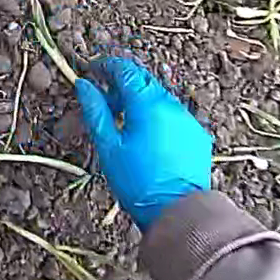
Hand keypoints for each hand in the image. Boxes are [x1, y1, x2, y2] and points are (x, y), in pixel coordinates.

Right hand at [74, 56, 211, 229]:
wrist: (179, 213)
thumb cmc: (139, 183)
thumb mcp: (108, 147)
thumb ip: (96, 111)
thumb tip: (84, 85)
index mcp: (147, 103)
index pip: (125, 69)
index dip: (106, 65)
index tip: (92, 68)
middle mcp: (171, 104)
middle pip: (143, 80)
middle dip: (122, 84)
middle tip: (105, 100)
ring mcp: (186, 118)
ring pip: (158, 97)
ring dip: (139, 101)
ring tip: (123, 123)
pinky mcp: (196, 133)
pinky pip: (173, 114)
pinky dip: (157, 116)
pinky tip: (147, 138)